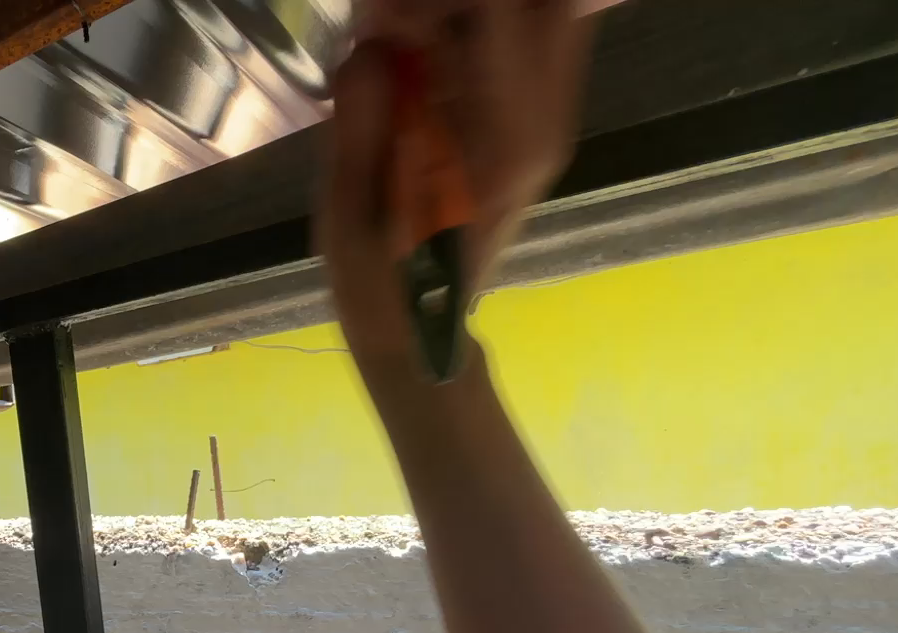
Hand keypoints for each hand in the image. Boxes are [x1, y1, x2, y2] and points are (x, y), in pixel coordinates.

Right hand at [321, 0, 592, 390]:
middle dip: (456, 0)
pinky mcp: (535, 131)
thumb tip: (366, 45)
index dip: (425, 0)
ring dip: (469, 15)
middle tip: (390, 22)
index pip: (497, 11)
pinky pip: (530, 46)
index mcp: (503, 145)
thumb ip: (360, 123)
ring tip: (402, 39)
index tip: (370, 21)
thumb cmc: (376, 287)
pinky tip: (423, 61)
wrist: (417, 335)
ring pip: (542, 15)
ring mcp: (548, 125)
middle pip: (540, 3)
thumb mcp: (349, 213)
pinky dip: (478, 33)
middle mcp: (545, 123)